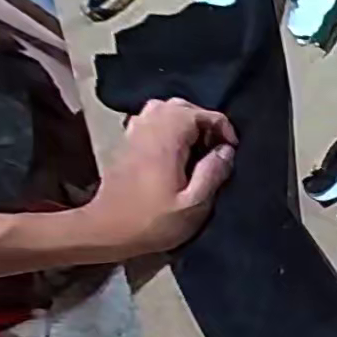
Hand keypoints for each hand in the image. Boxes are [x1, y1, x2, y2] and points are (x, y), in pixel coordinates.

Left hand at [74, 98, 236, 258]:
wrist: (106, 230)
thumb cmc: (154, 222)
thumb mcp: (194, 205)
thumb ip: (213, 174)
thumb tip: (227, 150)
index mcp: (165, 143)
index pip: (196, 113)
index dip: (220, 125)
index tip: (230, 150)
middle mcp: (146, 131)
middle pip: (178, 105)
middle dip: (204, 120)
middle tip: (217, 146)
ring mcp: (133, 136)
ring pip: (162, 109)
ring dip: (186, 121)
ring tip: (199, 146)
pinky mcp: (127, 145)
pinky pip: (150, 120)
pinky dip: (169, 126)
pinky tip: (178, 149)